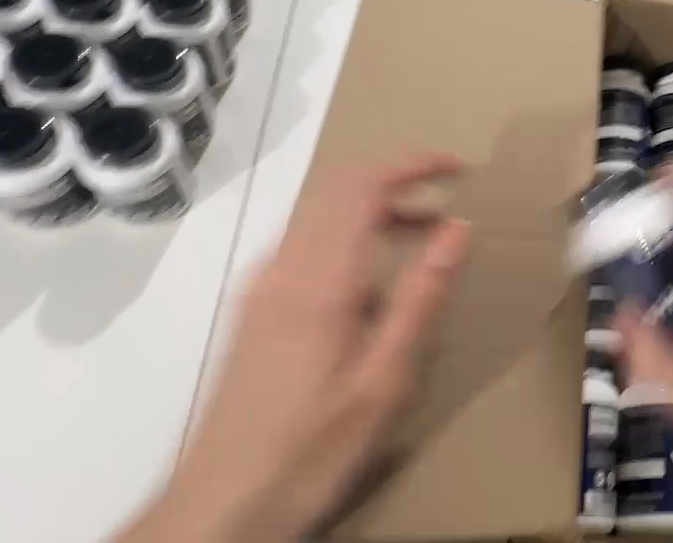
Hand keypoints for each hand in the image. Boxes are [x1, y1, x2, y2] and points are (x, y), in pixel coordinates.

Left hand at [119, 155, 472, 542]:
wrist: (216, 509)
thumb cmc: (311, 448)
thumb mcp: (384, 380)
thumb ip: (422, 297)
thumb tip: (457, 228)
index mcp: (320, 281)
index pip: (365, 186)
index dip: (414, 164)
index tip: (457, 167)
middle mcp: (284, 269)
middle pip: (339, 187)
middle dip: (396, 176)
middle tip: (444, 194)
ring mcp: (262, 286)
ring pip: (320, 212)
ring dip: (373, 204)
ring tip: (420, 232)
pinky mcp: (254, 307)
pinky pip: (306, 241)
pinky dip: (348, 231)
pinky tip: (370, 278)